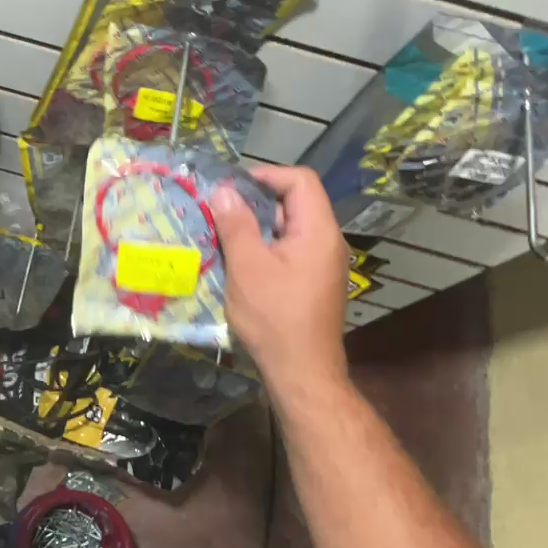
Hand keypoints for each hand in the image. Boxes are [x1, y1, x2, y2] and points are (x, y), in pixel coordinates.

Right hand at [209, 164, 350, 390]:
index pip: (299, 180)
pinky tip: (240, 265)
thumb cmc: (274, 317)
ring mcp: (322, 264)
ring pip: (289, 229)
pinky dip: (265, 249)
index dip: (265, 176)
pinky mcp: (313, 282)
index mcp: (318, 230)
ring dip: (257, 229)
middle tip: (220, 215)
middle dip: (255, 204)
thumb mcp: (247, 266)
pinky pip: (289, 251)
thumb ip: (236, 225)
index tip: (231, 190)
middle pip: (294, 203)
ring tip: (224, 239)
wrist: (301, 371)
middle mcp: (327, 241)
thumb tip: (224, 191)